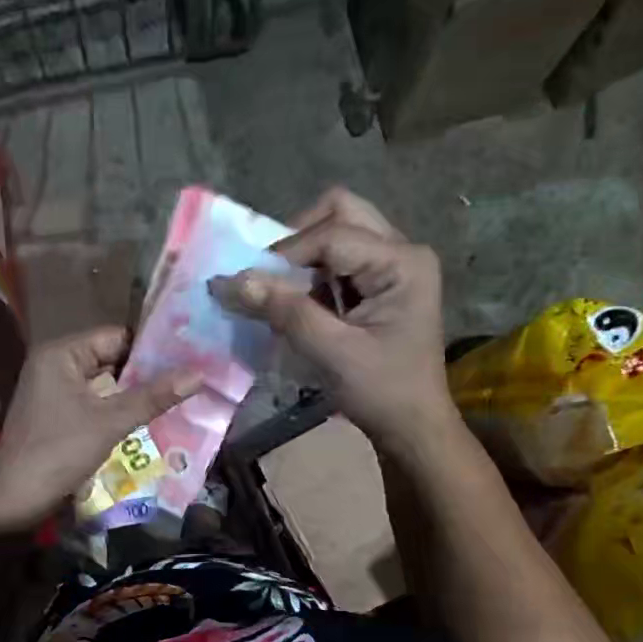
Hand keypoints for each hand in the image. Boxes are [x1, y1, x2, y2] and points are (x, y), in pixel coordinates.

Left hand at [0, 326, 199, 534]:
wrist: (14, 501)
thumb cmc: (59, 452)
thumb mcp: (110, 422)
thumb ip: (153, 397)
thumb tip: (198, 374)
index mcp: (61, 355)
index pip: (115, 337)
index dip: (151, 347)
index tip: (188, 356)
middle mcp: (55, 367)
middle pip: (111, 361)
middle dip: (147, 374)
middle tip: (190, 379)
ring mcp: (55, 394)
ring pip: (106, 387)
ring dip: (135, 396)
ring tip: (180, 398)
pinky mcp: (58, 419)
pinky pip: (96, 407)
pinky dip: (118, 414)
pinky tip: (150, 421)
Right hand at [211, 187, 454, 447]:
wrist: (412, 427)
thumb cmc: (382, 392)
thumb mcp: (332, 353)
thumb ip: (285, 312)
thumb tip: (230, 282)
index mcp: (402, 262)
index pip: (332, 234)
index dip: (284, 254)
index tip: (245, 282)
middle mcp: (402, 251)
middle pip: (339, 214)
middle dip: (296, 240)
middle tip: (268, 276)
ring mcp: (393, 266)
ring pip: (337, 233)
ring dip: (303, 259)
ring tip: (280, 293)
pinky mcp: (380, 285)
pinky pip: (338, 261)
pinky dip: (312, 275)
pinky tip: (298, 304)